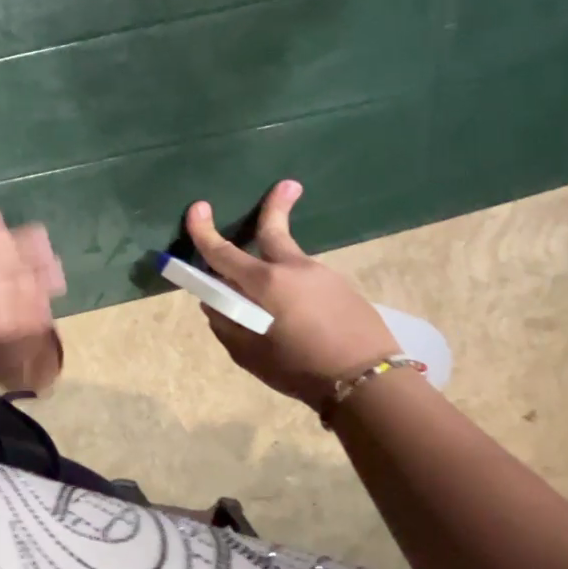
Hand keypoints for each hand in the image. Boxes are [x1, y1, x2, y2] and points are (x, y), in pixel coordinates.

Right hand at [185, 180, 400, 410]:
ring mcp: (323, 277)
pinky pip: (307, 282)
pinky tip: (301, 318)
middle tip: (287, 185)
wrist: (370, 383)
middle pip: (273, 232)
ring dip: (276, 268)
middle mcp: (293, 270)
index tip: (198, 208)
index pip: (221, 251)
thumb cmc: (298, 367)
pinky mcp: (345, 291)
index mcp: (263, 283)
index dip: (203, 230)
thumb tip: (215, 302)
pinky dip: (295, 289)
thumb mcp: (246, 352)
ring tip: (276, 304)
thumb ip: (224, 322)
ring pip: (289, 262)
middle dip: (275, 207)